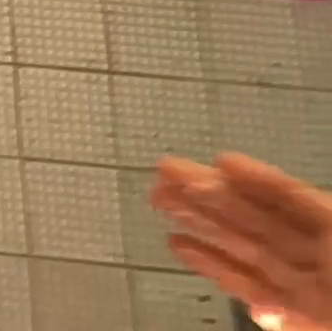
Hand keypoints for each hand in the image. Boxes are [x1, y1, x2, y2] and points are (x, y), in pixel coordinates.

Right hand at [153, 153, 331, 330]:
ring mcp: (319, 294)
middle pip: (267, 223)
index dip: (261, 180)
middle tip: (163, 173)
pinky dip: (215, 267)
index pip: (300, 202)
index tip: (219, 161)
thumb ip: (311, 209)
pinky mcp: (302, 318)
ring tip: (159, 202)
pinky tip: (180, 247)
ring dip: (204, 225)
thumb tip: (251, 174)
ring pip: (251, 250)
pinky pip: (252, 287)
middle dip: (212, 196)